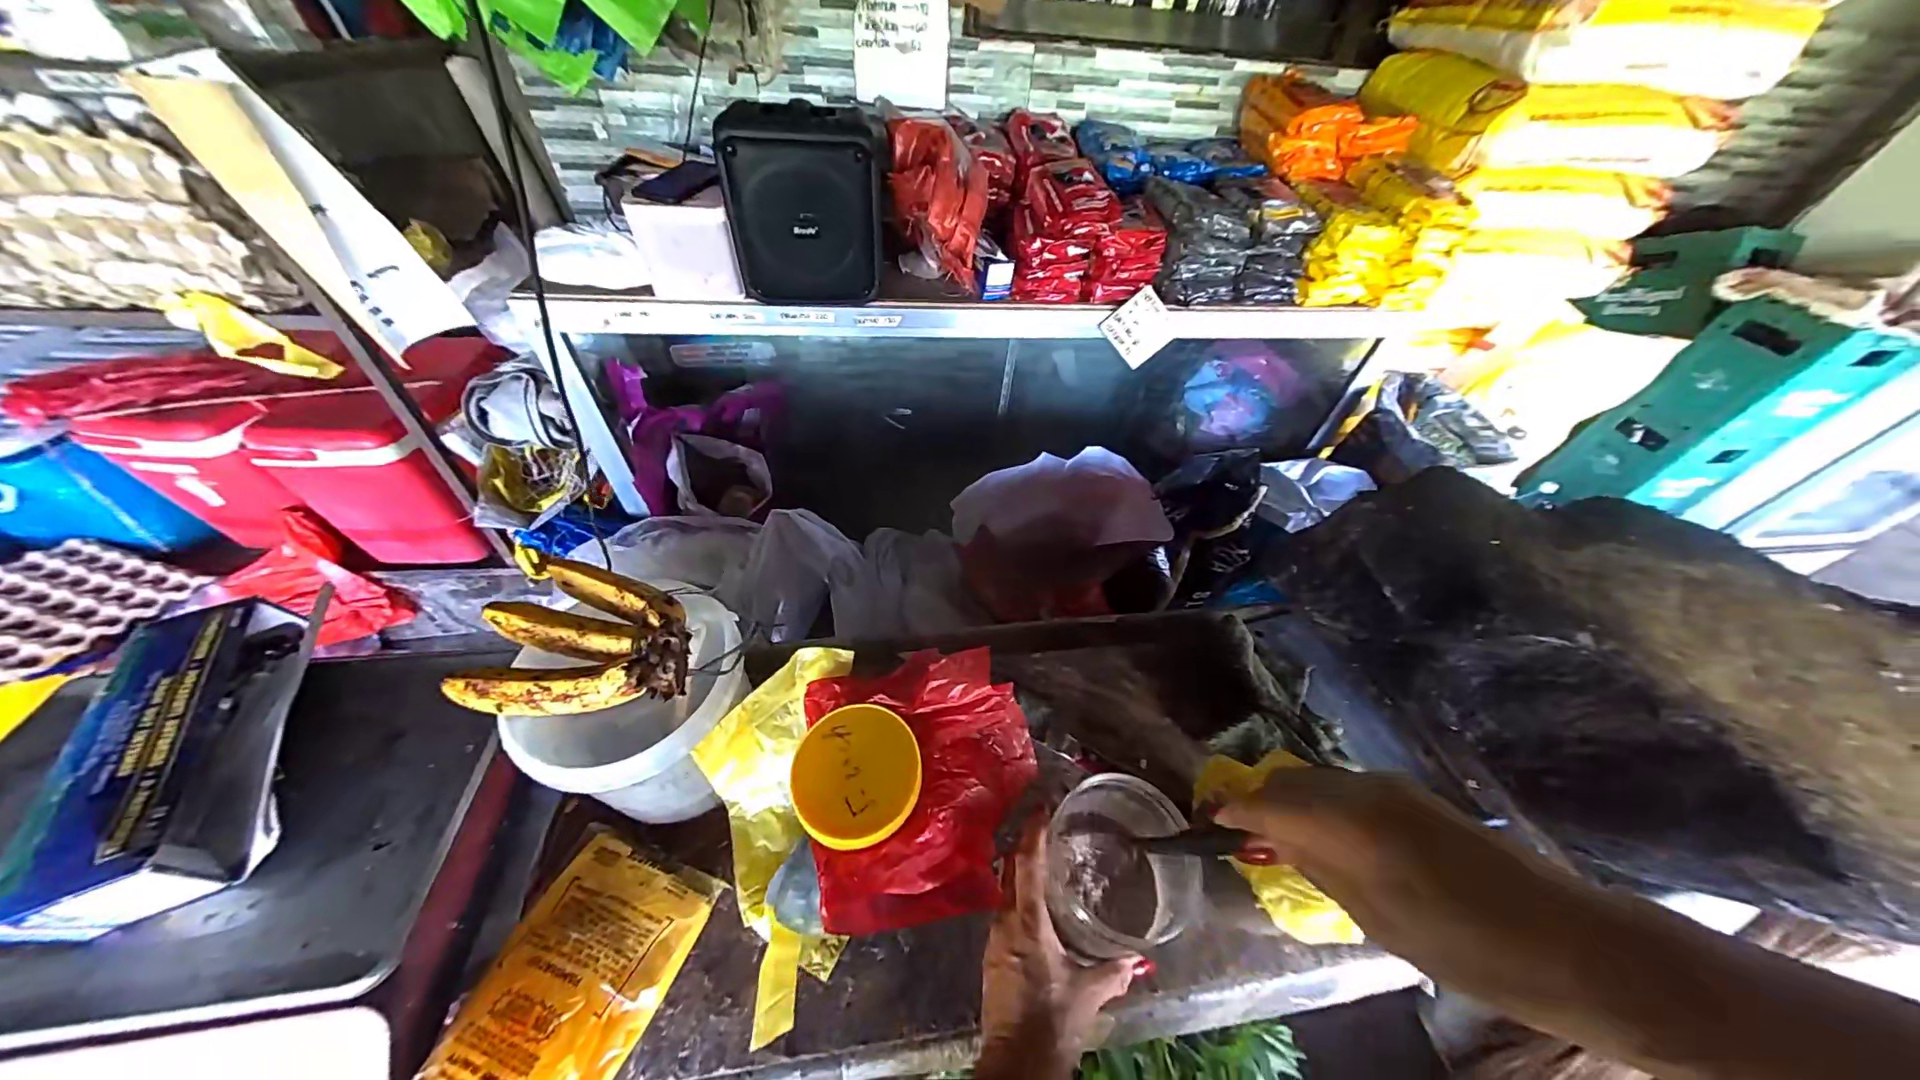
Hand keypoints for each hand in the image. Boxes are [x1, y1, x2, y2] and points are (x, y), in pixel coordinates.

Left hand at [977, 813, 1144, 1079]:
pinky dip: (1017, 894)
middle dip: (1024, 845)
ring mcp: (993, 938)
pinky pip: (1003, 910)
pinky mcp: (992, 955)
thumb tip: (1139, 959)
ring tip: (1043, 857)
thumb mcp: (1088, 994)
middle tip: (1044, 825)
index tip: (1041, 809)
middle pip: (1009, 871)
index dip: (1033, 834)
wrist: (1017, 1063)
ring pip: (1004, 890)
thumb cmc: (1053, 1022)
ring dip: (1019, 869)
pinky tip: (1034, 900)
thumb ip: (1113, 971)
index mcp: (1025, 923)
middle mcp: (1003, 922)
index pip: (1025, 865)